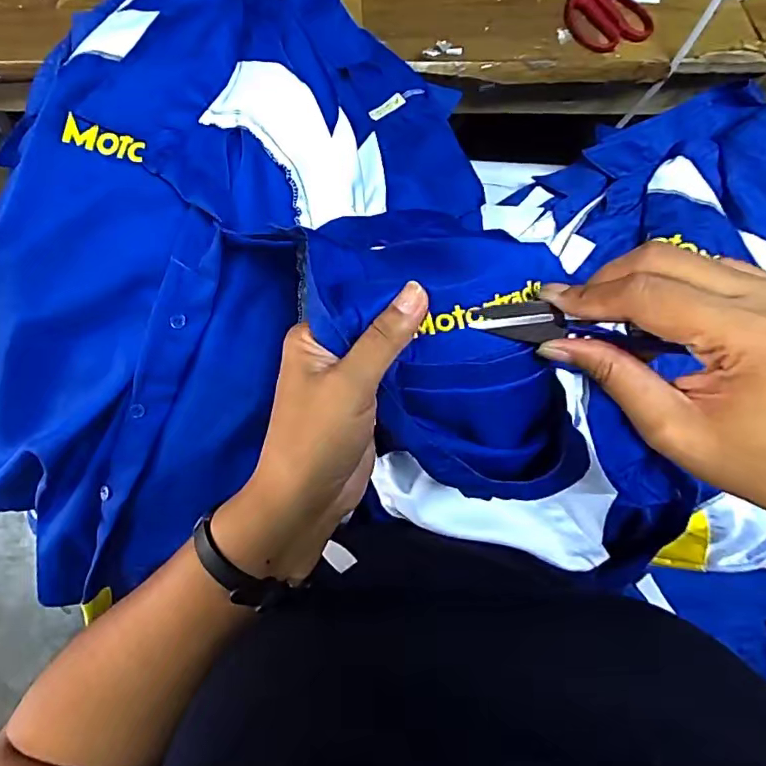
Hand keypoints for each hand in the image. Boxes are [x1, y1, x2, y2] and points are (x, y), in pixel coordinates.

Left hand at [212, 282, 427, 582]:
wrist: (307, 501)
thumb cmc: (318, 435)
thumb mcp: (352, 381)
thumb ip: (383, 337)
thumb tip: (416, 288)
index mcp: (310, 338)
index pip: (349, 299)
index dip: (384, 284)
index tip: (427, 265)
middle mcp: (325, 352)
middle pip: (368, 322)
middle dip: (403, 310)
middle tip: (454, 285)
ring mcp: (345, 378)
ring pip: (381, 348)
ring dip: (410, 337)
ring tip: (458, 309)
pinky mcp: (363, 401)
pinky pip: (389, 374)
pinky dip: (410, 364)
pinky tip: (443, 348)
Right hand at [535, 243, 765, 529]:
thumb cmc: (760, 466)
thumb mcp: (673, 431)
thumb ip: (614, 376)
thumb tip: (557, 342)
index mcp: (758, 338)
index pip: (652, 295)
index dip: (593, 296)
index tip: (550, 303)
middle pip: (666, 259)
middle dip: (608, 280)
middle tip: (573, 308)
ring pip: (685, 257)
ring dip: (635, 278)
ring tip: (606, 311)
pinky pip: (710, 267)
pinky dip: (668, 282)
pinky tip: (652, 311)